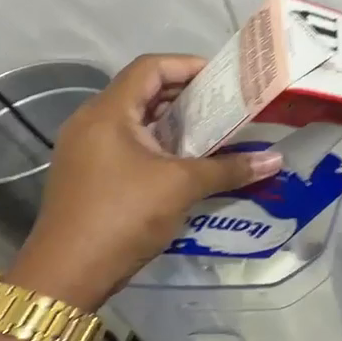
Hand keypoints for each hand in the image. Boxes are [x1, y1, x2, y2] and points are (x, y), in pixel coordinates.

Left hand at [7, 54, 280, 309]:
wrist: (66, 276)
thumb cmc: (123, 216)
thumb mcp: (182, 186)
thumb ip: (229, 168)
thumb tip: (275, 160)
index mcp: (108, 113)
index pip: (150, 68)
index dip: (188, 65)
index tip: (225, 77)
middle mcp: (92, 123)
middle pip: (143, 91)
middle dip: (187, 94)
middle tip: (228, 102)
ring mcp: (87, 150)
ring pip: (138, 120)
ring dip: (176, 121)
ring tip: (217, 129)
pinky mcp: (90, 175)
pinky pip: (130, 144)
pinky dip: (161, 144)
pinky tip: (191, 161)